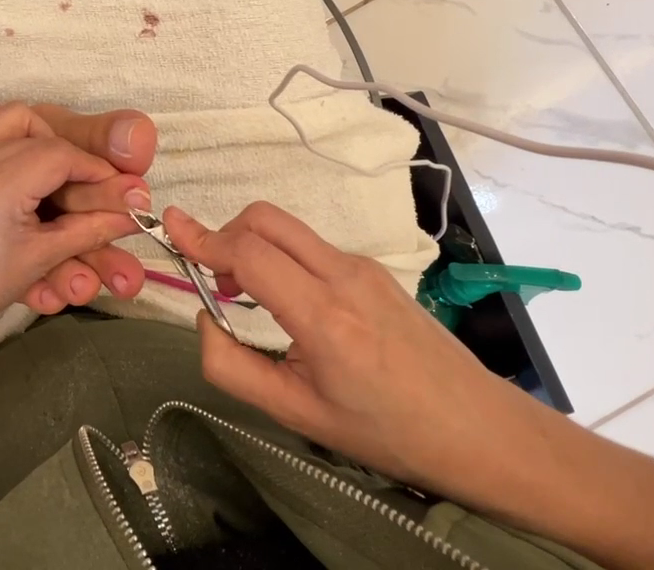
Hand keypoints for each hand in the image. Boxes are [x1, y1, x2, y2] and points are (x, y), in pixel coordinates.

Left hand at [0, 100, 142, 342]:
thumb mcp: (43, 258)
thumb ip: (92, 228)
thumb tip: (136, 208)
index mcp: (0, 186)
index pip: (62, 155)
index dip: (96, 170)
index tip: (117, 190)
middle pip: (42, 134)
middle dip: (73, 158)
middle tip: (88, 189)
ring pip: (11, 115)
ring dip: (40, 134)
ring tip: (52, 170)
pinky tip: (10, 144)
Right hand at [163, 202, 548, 496]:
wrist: (485, 433)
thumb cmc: (388, 433)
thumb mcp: (297, 415)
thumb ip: (231, 367)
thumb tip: (203, 319)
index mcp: (325, 319)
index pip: (249, 254)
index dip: (202, 239)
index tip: (168, 226)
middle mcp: (345, 277)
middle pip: (265, 220)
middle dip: (224, 234)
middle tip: (214, 277)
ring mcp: (364, 268)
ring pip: (286, 228)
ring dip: (251, 245)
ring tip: (245, 293)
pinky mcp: (373, 269)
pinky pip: (308, 244)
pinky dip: (278, 255)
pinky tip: (285, 299)